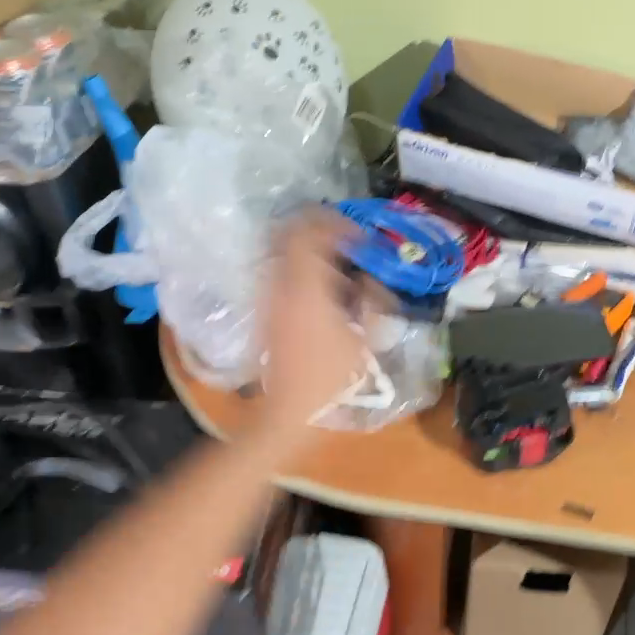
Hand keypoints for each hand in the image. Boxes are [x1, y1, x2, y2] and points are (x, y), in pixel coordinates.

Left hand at [255, 209, 363, 441]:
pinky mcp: (264, 312)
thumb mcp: (362, 341)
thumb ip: (370, 303)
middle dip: (315, 228)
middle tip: (341, 237)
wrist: (287, 410)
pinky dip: (296, 268)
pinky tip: (317, 288)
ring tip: (331, 260)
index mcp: (306, 285)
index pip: (312, 232)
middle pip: (289, 233)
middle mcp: (280, 283)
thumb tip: (370, 281)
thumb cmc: (330, 379)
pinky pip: (278, 273)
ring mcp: (267, 297)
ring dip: (304, 247)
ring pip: (280, 251)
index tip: (358, 235)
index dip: (336, 224)